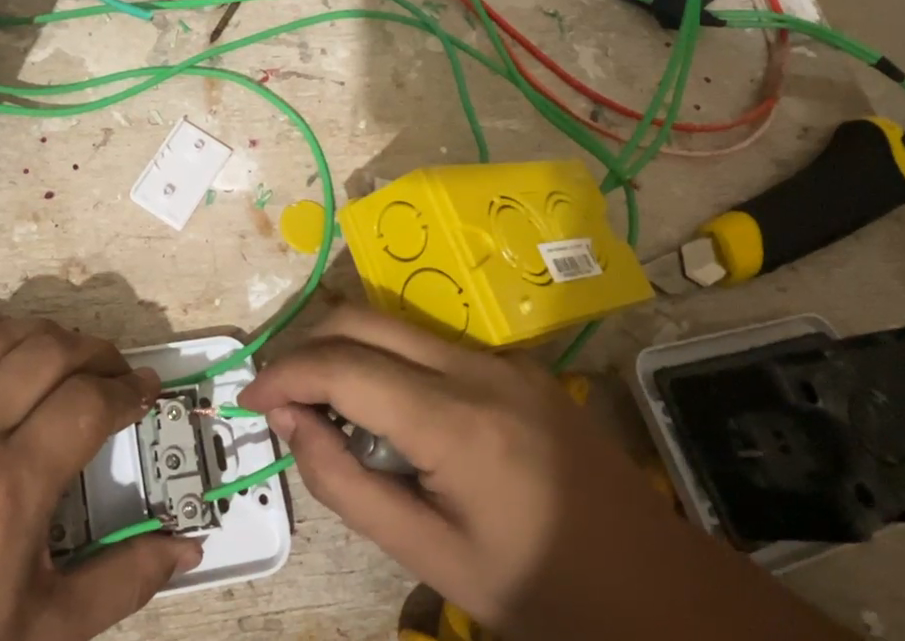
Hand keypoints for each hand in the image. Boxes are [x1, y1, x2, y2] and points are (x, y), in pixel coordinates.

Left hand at [0, 319, 201, 640]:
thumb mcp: (45, 628)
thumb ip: (122, 581)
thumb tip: (187, 548)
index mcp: (9, 489)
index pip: (87, 404)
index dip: (127, 390)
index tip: (147, 391)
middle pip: (44, 353)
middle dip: (93, 350)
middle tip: (113, 370)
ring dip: (36, 334)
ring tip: (60, 354)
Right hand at [238, 305, 851, 640]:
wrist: (656, 585)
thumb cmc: (538, 585)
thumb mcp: (429, 555)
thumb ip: (345, 484)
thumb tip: (290, 423)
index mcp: (457, 422)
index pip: (341, 365)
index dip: (281, 374)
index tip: (248, 401)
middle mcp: (476, 368)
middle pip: (358, 318)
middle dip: (302, 347)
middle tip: (276, 397)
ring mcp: (500, 358)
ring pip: (389, 320)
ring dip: (338, 347)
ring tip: (316, 400)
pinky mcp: (513, 362)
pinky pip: (423, 339)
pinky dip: (378, 356)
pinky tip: (375, 404)